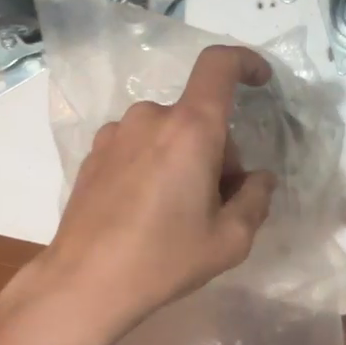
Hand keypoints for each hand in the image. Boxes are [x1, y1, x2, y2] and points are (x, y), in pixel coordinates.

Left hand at [28, 45, 278, 338]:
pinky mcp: (93, 155)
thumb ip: (255, 199)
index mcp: (189, 129)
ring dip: (182, 159)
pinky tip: (145, 212)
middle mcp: (150, 118)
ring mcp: (115, 134)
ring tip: (177, 213)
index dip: (245, 62)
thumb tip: (258, 179)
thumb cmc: (164, 260)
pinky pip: (138, 147)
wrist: (84, 283)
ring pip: (167, 134)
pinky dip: (153, 166)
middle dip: (217, 152)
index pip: (219, 66)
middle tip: (217, 205)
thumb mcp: (230, 240)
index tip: (261, 81)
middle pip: (198, 117)